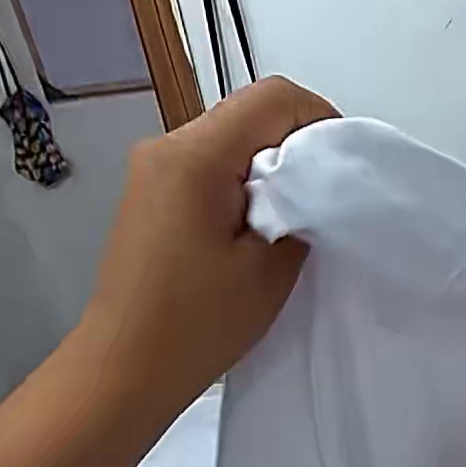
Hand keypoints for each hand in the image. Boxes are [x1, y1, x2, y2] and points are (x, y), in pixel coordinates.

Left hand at [80, 76, 338, 416]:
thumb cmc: (197, 325)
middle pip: (245, 115)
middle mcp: (165, 148)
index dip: (319, 120)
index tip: (340, 166)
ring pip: (225, 144)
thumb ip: (299, 215)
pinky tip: (250, 235)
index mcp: (195, 157)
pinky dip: (237, 189)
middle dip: (292, 149)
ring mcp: (150, 172)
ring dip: (264, 173)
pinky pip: (204, 171)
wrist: (125, 368)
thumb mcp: (269, 272)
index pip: (271, 97)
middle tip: (320, 202)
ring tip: (286, 225)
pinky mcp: (148, 199)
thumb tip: (305, 191)